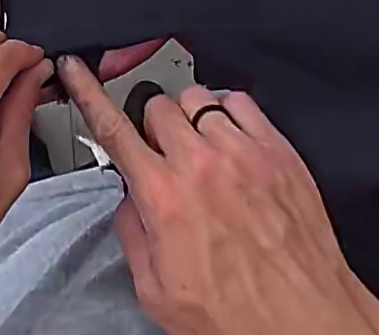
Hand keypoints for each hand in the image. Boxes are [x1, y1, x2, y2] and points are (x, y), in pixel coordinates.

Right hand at [58, 55, 378, 334]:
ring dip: (191, 119)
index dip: (88, 92)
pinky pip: (239, 99)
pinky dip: (228, 111)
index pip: (114, 129)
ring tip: (203, 149)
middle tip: (167, 154)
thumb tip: (128, 197)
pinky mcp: (273, 146)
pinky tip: (231, 138)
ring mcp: (239, 149)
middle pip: (158, 105)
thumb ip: (132, 234)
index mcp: (164, 197)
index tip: (75, 69)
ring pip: (197, 97)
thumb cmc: (236, 313)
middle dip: (155, 127)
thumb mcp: (159, 292)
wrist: (303, 318)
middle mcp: (199, 163)